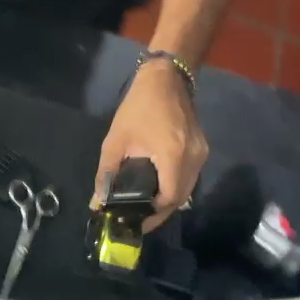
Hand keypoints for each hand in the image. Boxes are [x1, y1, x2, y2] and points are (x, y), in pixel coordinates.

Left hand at [93, 60, 208, 232]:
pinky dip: (174, 189)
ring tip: (146, 210)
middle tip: (138, 221)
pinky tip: (157, 192)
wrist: (167, 77)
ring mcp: (201, 153)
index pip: (168, 199)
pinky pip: (189, 178)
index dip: (152, 216)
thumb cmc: (139, 107)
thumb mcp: (115, 142)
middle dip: (159, 214)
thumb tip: (97, 203)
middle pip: (179, 199)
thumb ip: (106, 175)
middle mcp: (193, 158)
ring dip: (167, 203)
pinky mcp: (201, 150)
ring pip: (186, 190)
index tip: (135, 223)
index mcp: (173, 156)